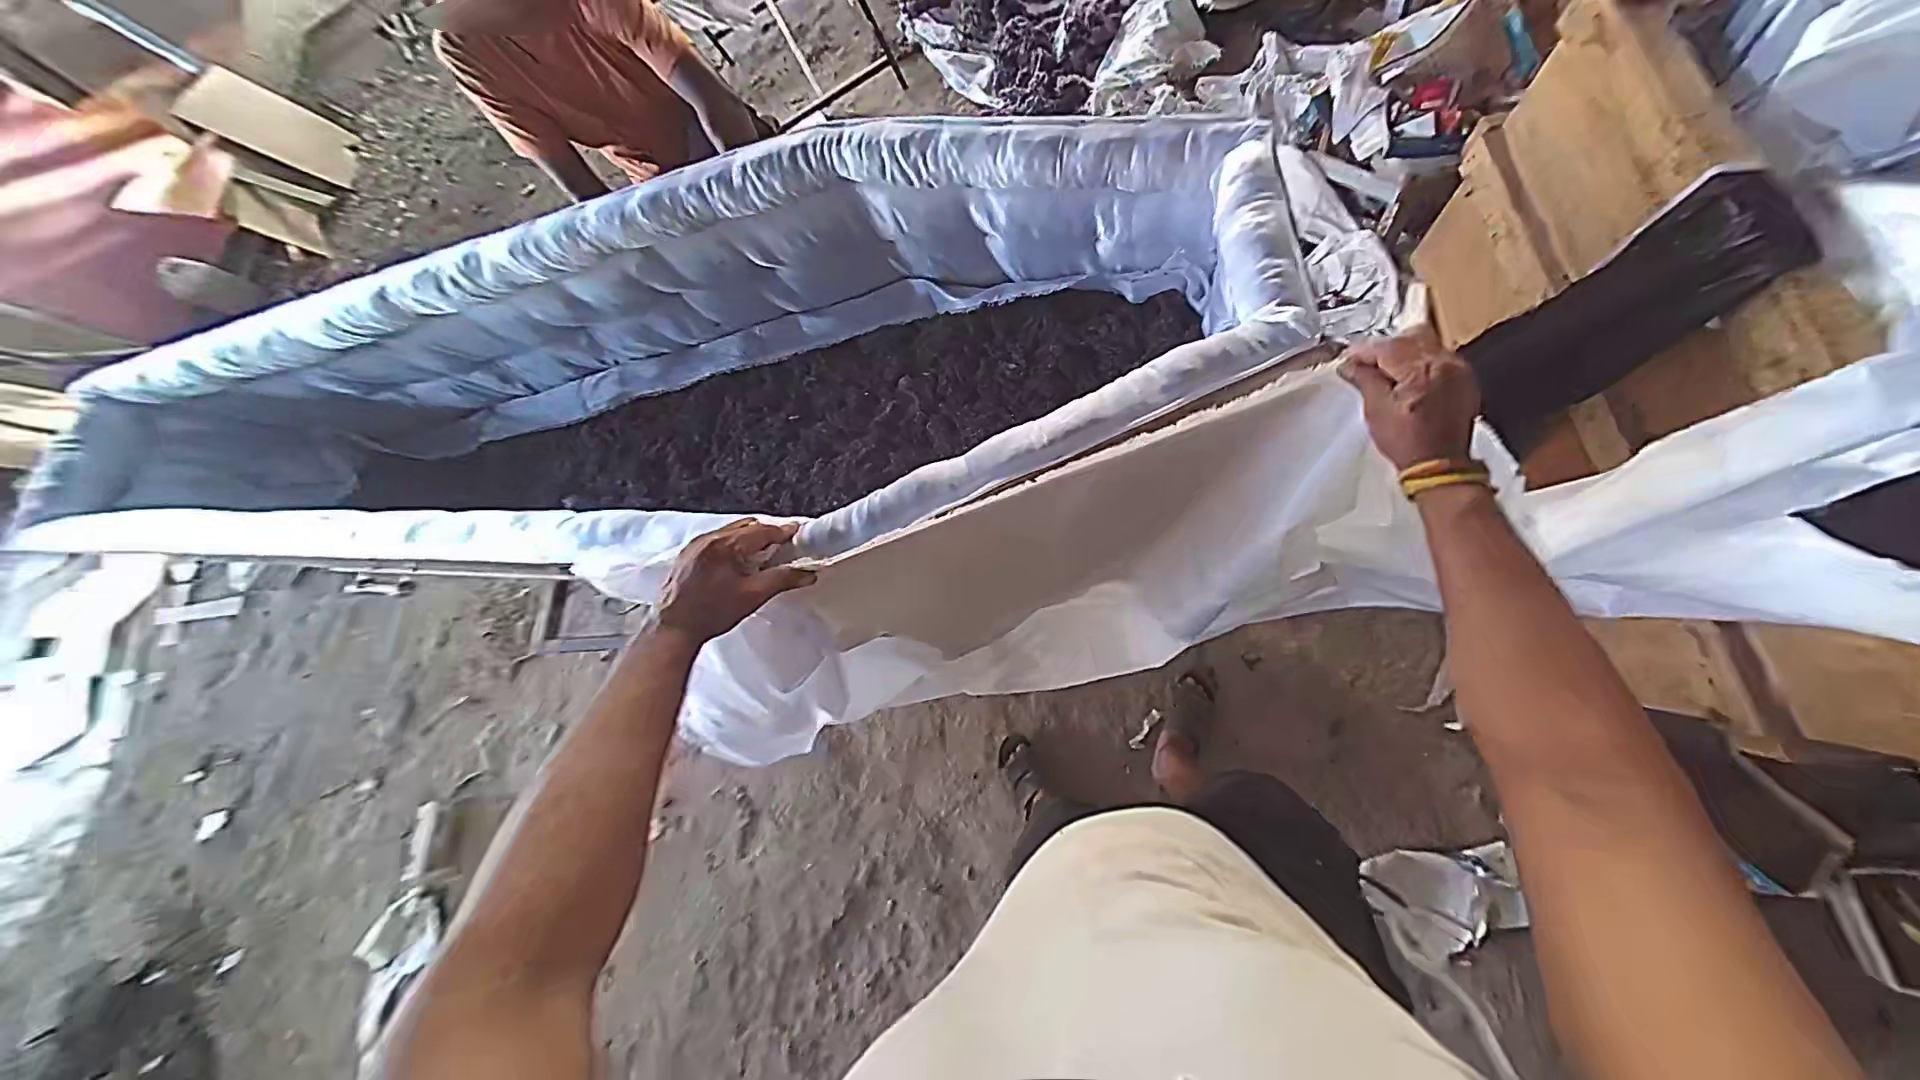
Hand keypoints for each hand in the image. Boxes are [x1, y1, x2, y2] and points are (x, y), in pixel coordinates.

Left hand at [655, 520, 814, 644]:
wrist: (673, 629)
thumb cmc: (710, 614)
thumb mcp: (753, 596)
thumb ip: (783, 579)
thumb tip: (807, 573)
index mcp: (725, 545)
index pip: (763, 530)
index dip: (783, 532)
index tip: (797, 534)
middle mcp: (708, 539)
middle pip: (747, 526)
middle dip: (766, 534)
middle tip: (782, 548)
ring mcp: (696, 545)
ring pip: (731, 532)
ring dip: (748, 540)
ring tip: (761, 558)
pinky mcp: (688, 554)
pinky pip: (716, 540)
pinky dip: (732, 546)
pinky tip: (738, 564)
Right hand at [1338, 327, 1481, 469]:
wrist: (1440, 464)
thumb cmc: (1408, 442)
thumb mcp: (1376, 410)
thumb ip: (1365, 380)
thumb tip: (1350, 365)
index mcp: (1422, 371)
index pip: (1388, 347)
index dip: (1364, 351)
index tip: (1349, 359)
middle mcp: (1446, 364)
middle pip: (1410, 338)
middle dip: (1384, 348)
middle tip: (1364, 363)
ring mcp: (1459, 370)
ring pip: (1426, 345)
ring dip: (1402, 353)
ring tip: (1383, 371)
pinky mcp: (1464, 379)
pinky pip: (1439, 357)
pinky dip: (1418, 362)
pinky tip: (1405, 378)